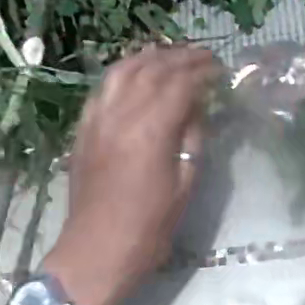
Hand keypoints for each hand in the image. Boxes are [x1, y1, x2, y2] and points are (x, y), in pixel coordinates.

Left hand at [42, 44, 216, 304]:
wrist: (97, 250)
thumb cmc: (150, 226)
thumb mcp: (185, 185)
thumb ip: (192, 140)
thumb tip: (196, 111)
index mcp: (151, 129)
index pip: (180, 84)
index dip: (203, 72)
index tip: (220, 70)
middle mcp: (121, 114)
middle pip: (152, 70)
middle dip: (180, 58)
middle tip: (203, 56)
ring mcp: (97, 119)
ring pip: (123, 71)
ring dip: (148, 58)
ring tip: (169, 54)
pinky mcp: (84, 129)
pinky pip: (103, 89)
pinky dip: (122, 73)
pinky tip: (133, 73)